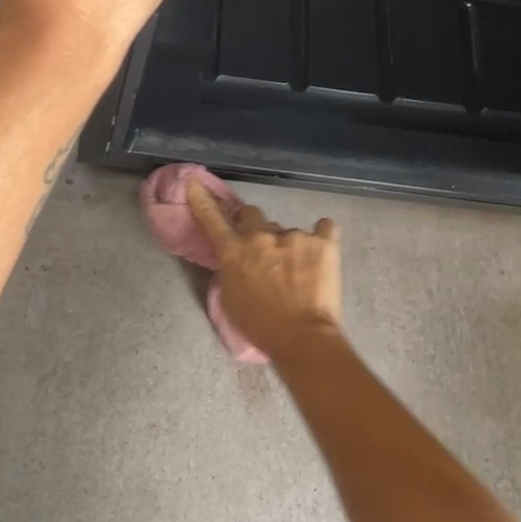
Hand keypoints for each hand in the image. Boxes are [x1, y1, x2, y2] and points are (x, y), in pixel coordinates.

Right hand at [187, 179, 343, 363]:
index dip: (203, 200)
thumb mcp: (230, 300)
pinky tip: (322, 252)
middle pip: (253, 215)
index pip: (212, 218)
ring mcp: (294, 236)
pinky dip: (322, 237)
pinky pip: (324, 228)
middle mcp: (261, 236)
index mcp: (234, 251)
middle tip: (264, 250)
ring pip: (288, 231)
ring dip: (290, 245)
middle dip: (255, 227)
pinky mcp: (323, 242)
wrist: (302, 337)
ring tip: (300, 272)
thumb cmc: (260, 326)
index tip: (196, 184)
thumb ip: (231, 272)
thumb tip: (236, 260)